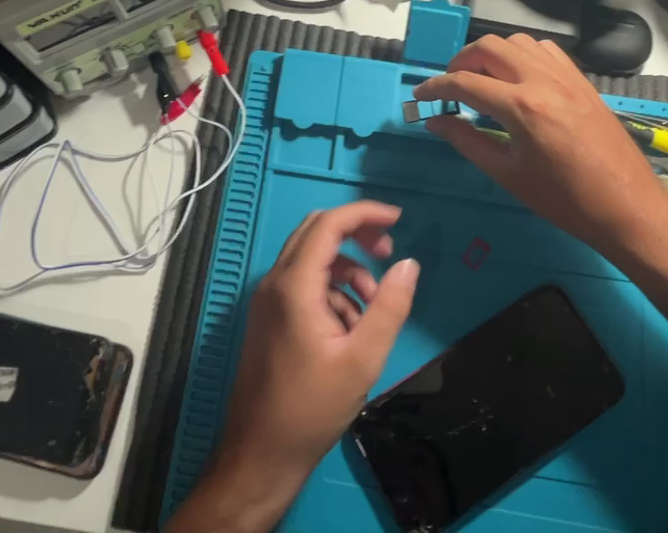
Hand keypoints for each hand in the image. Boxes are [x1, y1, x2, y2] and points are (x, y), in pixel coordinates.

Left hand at [170, 201, 418, 531]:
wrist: (260, 454)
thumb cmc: (312, 409)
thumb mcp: (362, 360)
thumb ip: (389, 307)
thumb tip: (408, 264)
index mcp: (294, 286)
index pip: (328, 224)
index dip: (364, 214)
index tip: (398, 220)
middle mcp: (275, 282)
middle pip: (316, 232)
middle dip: (357, 235)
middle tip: (389, 253)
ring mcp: (268, 300)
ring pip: (311, 259)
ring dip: (347, 270)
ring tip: (373, 308)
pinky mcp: (269, 317)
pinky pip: (304, 284)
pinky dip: (332, 291)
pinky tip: (351, 328)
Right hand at [412, 34, 667, 256]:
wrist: (627, 206)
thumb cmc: (564, 200)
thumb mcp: (508, 175)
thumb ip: (467, 141)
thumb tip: (435, 122)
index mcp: (521, 107)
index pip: (464, 82)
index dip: (435, 88)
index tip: (420, 97)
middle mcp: (542, 80)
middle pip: (488, 47)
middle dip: (460, 62)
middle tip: (449, 88)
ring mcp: (565, 76)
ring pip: (516, 42)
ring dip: (491, 54)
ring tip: (481, 80)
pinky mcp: (581, 80)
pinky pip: (544, 50)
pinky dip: (521, 55)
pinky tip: (516, 79)